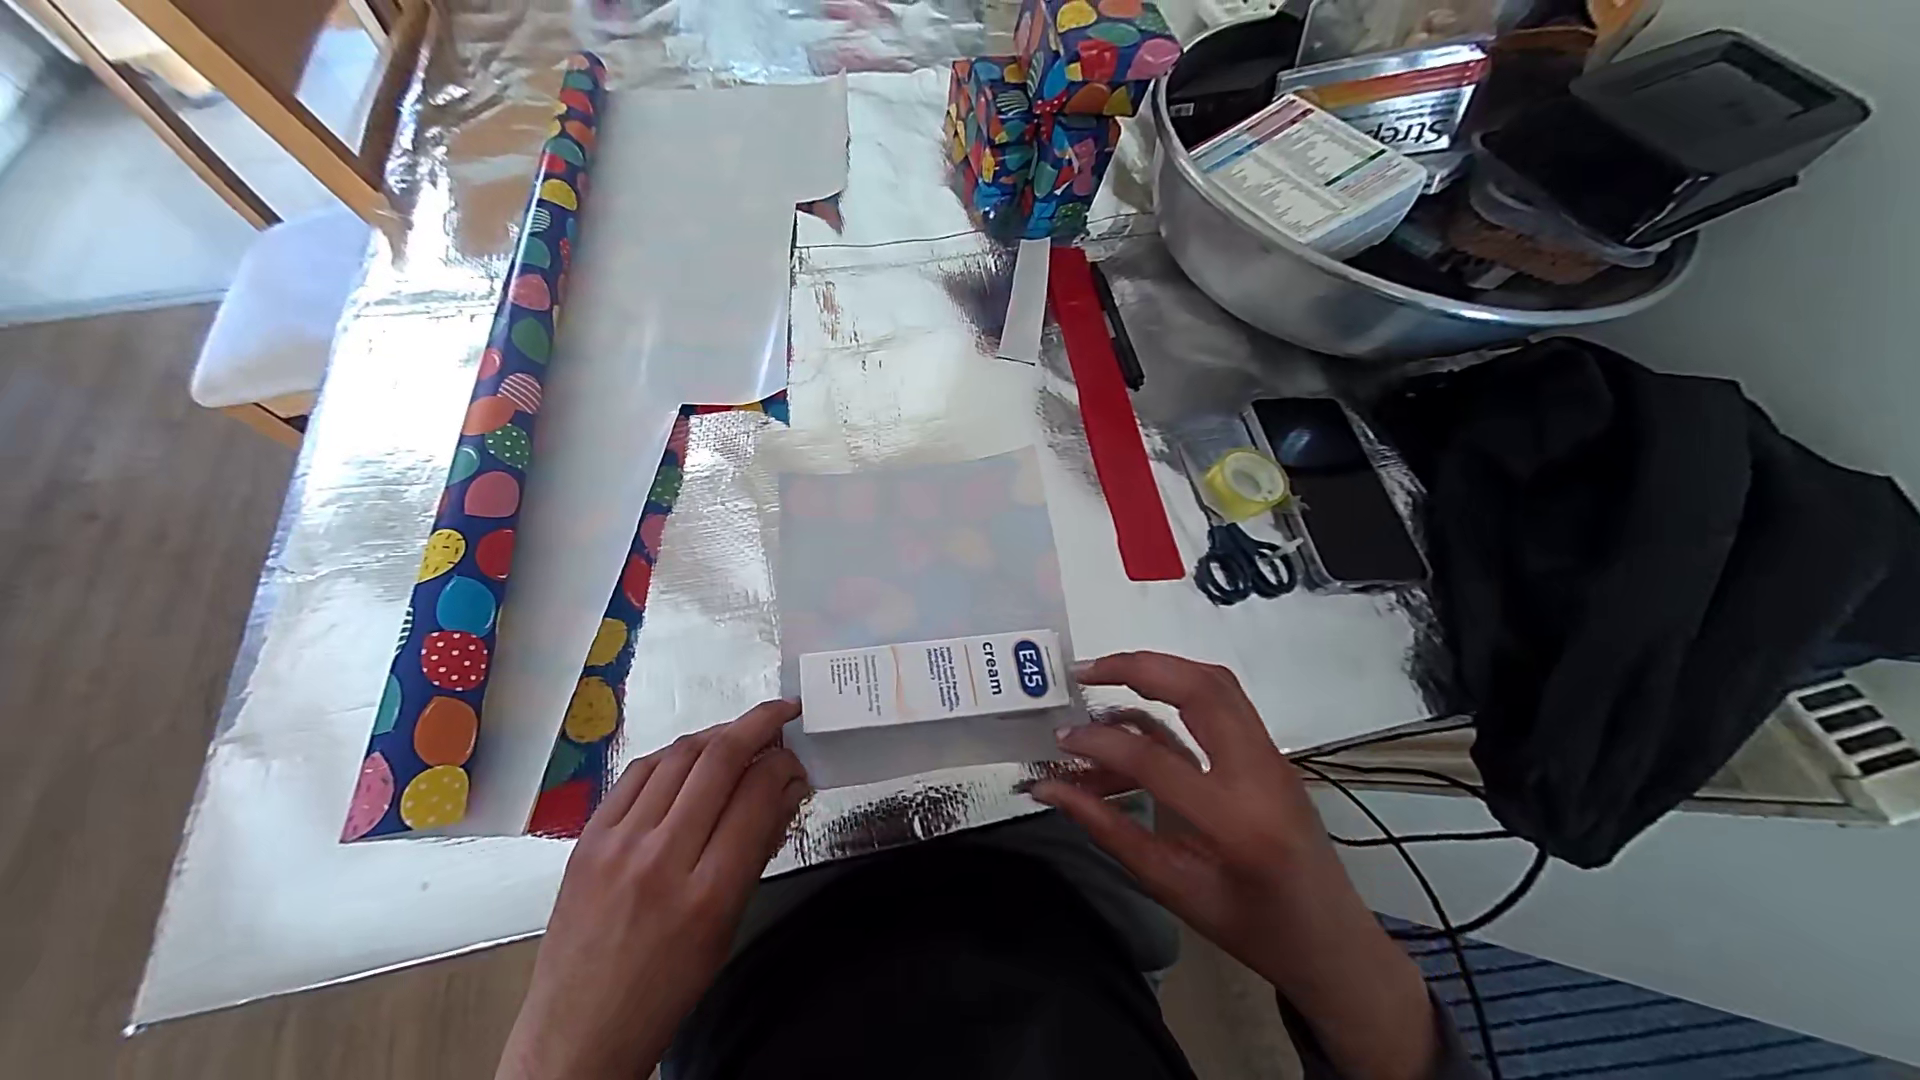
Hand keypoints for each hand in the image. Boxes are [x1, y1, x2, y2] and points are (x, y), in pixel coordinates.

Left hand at [497, 701, 809, 1079]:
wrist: (577, 1032)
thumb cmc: (667, 987)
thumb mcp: (729, 923)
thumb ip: (759, 847)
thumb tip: (788, 787)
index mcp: (707, 893)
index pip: (758, 795)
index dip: (785, 764)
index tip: (796, 759)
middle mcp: (661, 858)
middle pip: (720, 760)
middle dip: (760, 723)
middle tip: (783, 712)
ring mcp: (618, 843)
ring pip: (680, 755)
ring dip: (719, 733)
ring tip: (741, 733)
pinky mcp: (587, 837)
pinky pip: (638, 772)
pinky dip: (675, 754)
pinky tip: (692, 757)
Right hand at [1031, 653, 1435, 1079]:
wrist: (1334, 944)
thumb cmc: (1252, 928)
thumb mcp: (1172, 887)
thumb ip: (1109, 830)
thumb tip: (1052, 790)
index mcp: (1237, 823)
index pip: (1156, 760)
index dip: (1100, 743)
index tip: (1063, 739)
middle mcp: (1261, 774)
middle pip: (1200, 689)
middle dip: (1136, 667)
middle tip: (1086, 672)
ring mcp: (1272, 757)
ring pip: (1216, 682)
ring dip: (1159, 667)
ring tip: (1108, 673)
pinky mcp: (1270, 752)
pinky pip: (1224, 700)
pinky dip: (1178, 687)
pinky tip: (1139, 709)